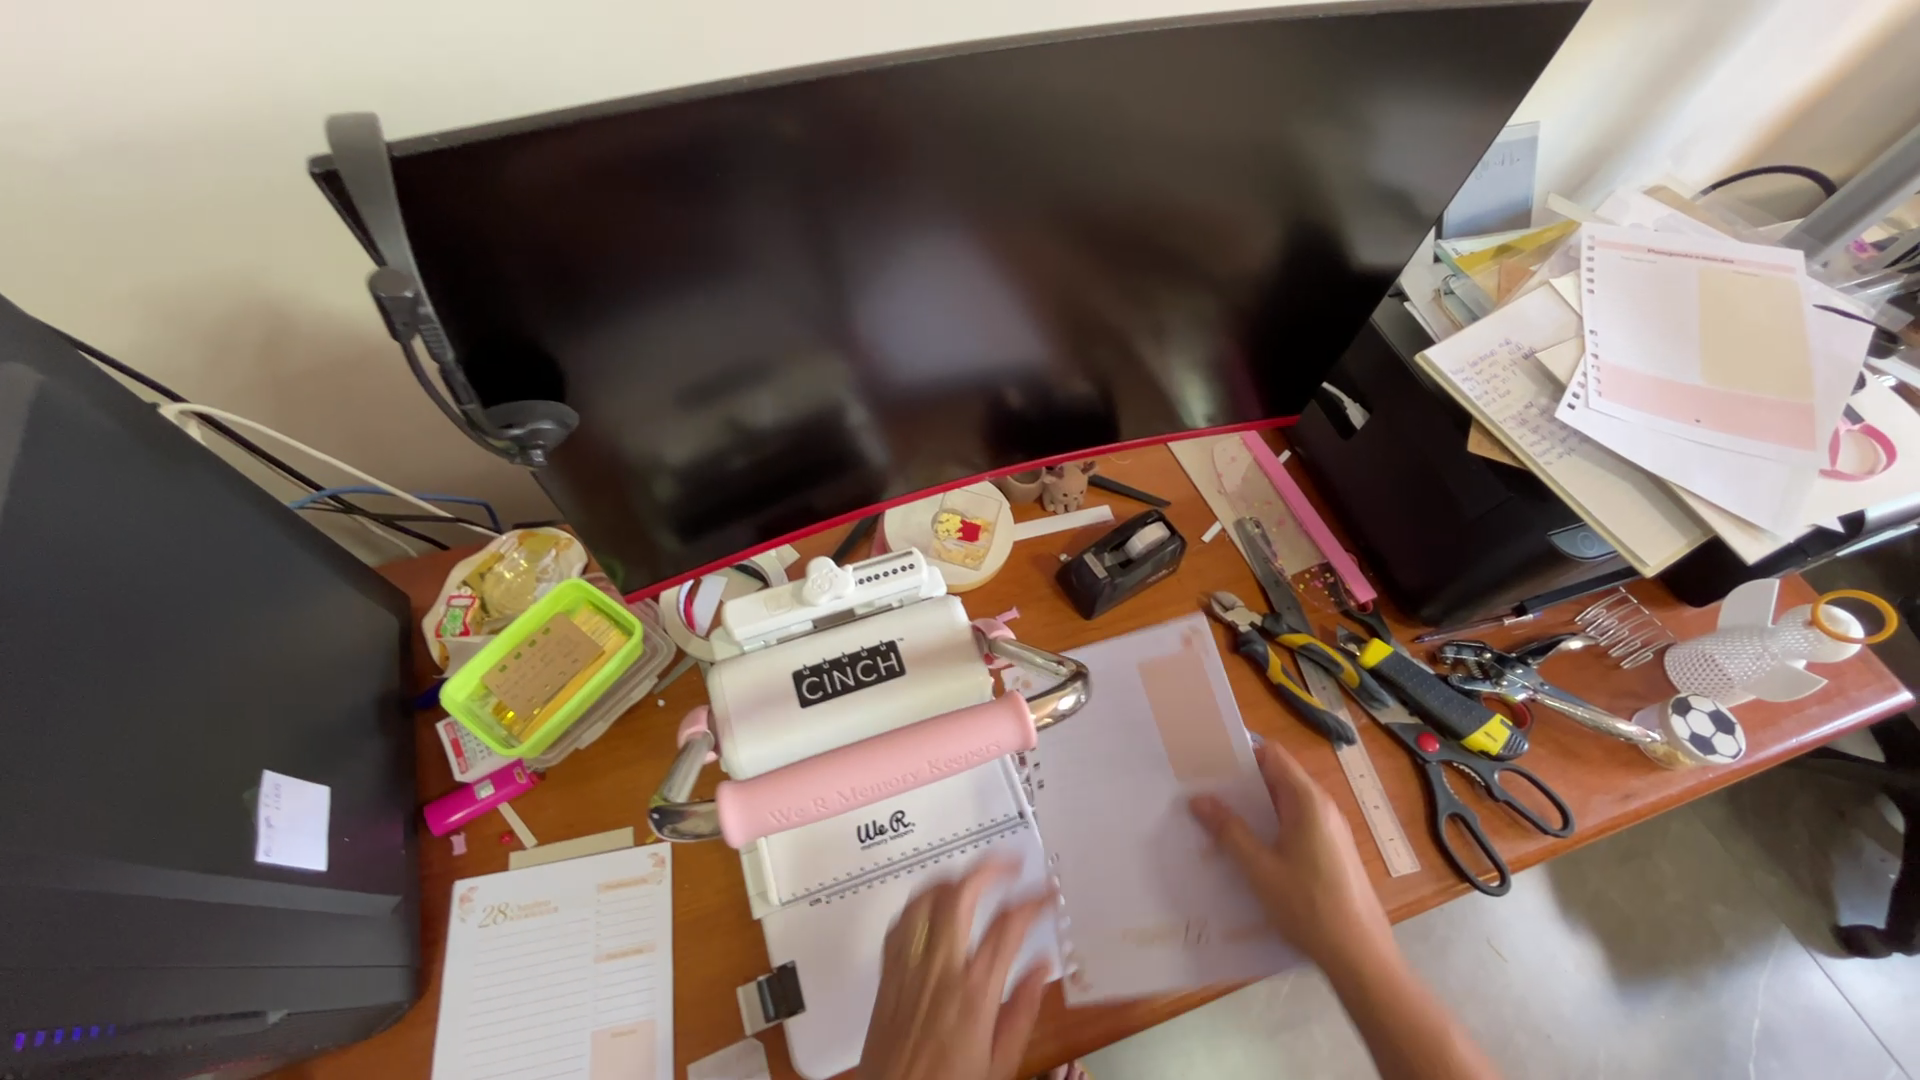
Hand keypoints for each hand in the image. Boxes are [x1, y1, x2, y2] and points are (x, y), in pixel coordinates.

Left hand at [856, 860, 1054, 1079]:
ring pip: (925, 899)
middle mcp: (939, 970)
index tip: (1049, 892)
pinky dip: (919, 903)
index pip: (1008, 927)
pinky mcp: (887, 974)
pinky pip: (900, 923)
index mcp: (974, 993)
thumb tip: (1042, 966)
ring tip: (972, 876)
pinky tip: (933, 905)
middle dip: (988, 868)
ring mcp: (909, 968)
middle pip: (960, 895)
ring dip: (952, 878)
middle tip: (1011, 863)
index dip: (1033, 900)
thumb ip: (1021, 1010)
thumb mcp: (999, 1063)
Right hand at [1188, 740, 1391, 969]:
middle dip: (1241, 780)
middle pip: (1277, 776)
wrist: (1361, 956)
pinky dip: (1269, 824)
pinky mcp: (1331, 850)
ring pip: (1285, 802)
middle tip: (1204, 787)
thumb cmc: (1309, 907)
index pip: (1272, 754)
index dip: (1240, 751)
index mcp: (1307, 801)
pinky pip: (1294, 822)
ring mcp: (1329, 829)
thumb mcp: (1260, 869)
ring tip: (1217, 814)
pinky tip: (1247, 844)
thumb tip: (1199, 799)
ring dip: (1254, 805)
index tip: (1208, 758)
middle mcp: (1322, 807)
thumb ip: (1229, 830)